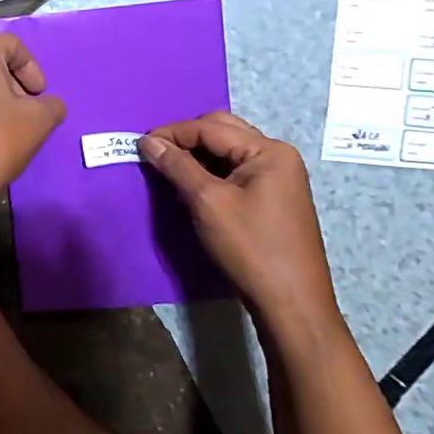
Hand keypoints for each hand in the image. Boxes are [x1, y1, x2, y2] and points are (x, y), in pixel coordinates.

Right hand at [139, 113, 338, 330]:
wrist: (292, 305)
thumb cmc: (250, 249)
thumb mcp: (208, 203)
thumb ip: (178, 166)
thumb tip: (149, 141)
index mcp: (269, 150)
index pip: (212, 128)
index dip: (174, 132)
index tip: (141, 143)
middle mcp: (278, 155)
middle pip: (224, 132)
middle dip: (188, 138)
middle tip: (157, 152)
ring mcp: (280, 176)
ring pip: (231, 151)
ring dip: (200, 155)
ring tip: (170, 167)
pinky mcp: (276, 197)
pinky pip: (238, 171)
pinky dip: (213, 172)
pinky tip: (194, 184)